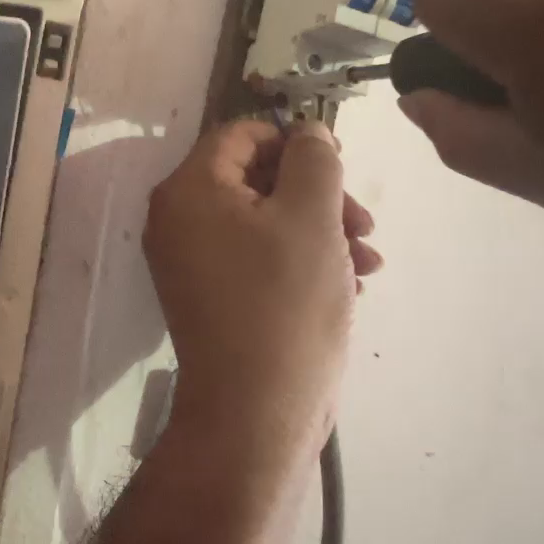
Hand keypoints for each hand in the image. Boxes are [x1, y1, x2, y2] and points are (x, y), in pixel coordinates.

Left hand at [144, 120, 380, 444]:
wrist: (256, 411)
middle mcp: (176, 219)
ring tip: (367, 262)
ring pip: (262, 221)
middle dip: (317, 195)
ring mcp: (188, 261)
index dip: (293, 141)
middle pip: (254, 178)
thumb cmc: (285, 303)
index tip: (339, 166)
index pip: (240, 134)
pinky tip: (347, 286)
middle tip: (364, 224)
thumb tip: (307, 131)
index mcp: (189, 189)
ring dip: (319, 230)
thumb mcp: (311, 216)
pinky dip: (298, 261)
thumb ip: (313, 158)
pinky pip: (254, 258)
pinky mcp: (208, 296)